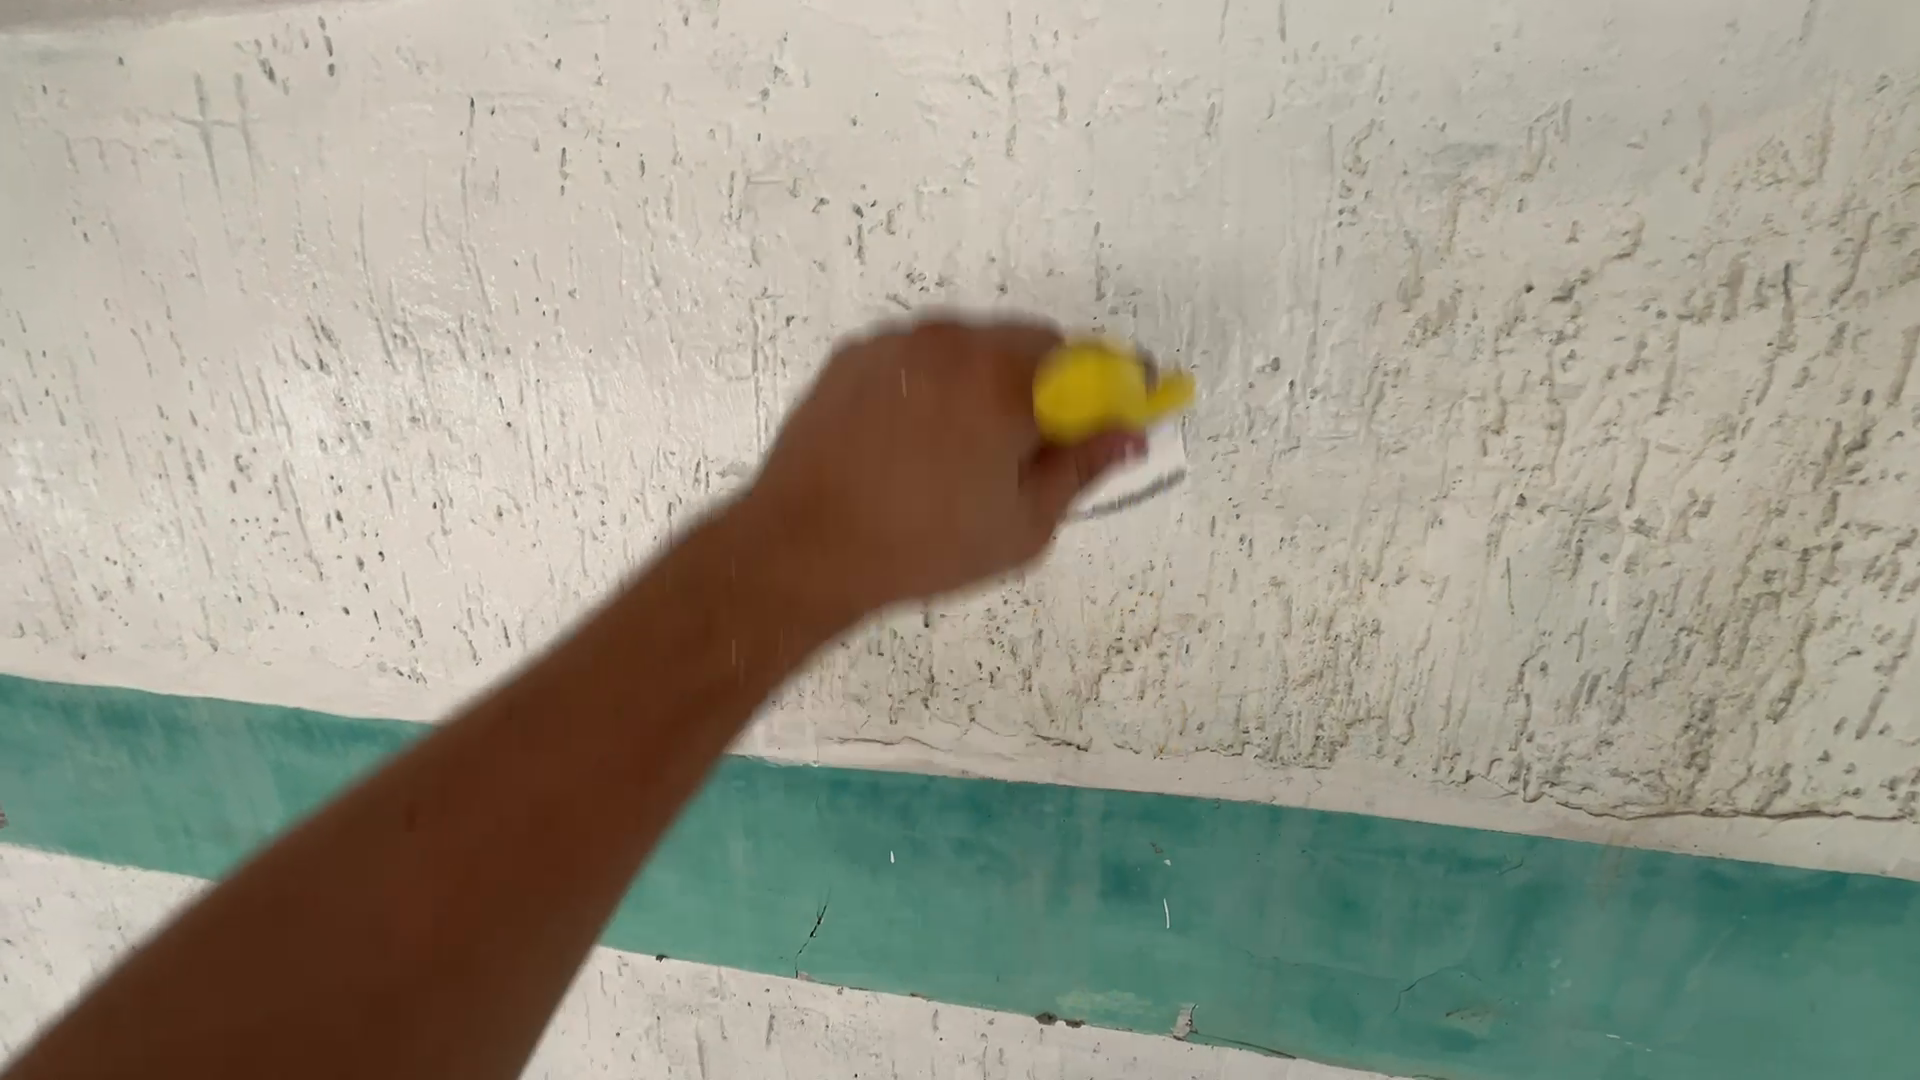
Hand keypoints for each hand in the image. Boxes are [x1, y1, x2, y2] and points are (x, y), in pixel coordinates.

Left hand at [741, 314, 1142, 616]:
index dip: (1113, 387)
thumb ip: (1080, 471)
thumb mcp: (1020, 527)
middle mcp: (954, 342)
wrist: (802, 547)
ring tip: (964, 447)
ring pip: (974, 344)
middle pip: (1032, 343)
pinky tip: (916, 436)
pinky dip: (940, 381)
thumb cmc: (922, 549)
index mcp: (1004, 384)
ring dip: (992, 380)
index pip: (1090, 363)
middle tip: (1033, 446)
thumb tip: (1130, 435)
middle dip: (1051, 385)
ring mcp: (898, 342)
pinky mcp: (857, 353)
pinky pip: (922, 354)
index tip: (1119, 414)